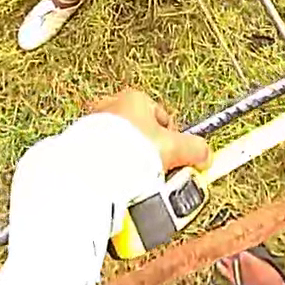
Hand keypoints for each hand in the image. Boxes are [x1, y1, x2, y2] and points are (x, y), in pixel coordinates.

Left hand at [88, 87, 207, 173]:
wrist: (94, 167)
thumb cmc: (132, 147)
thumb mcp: (173, 147)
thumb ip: (194, 150)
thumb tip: (207, 155)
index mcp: (135, 98)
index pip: (162, 118)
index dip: (173, 141)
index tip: (176, 159)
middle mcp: (111, 106)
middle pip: (139, 133)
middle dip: (149, 153)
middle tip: (157, 173)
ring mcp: (92, 125)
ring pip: (119, 148)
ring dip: (129, 164)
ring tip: (137, 184)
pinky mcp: (78, 146)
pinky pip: (101, 161)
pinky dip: (110, 172)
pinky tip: (117, 186)